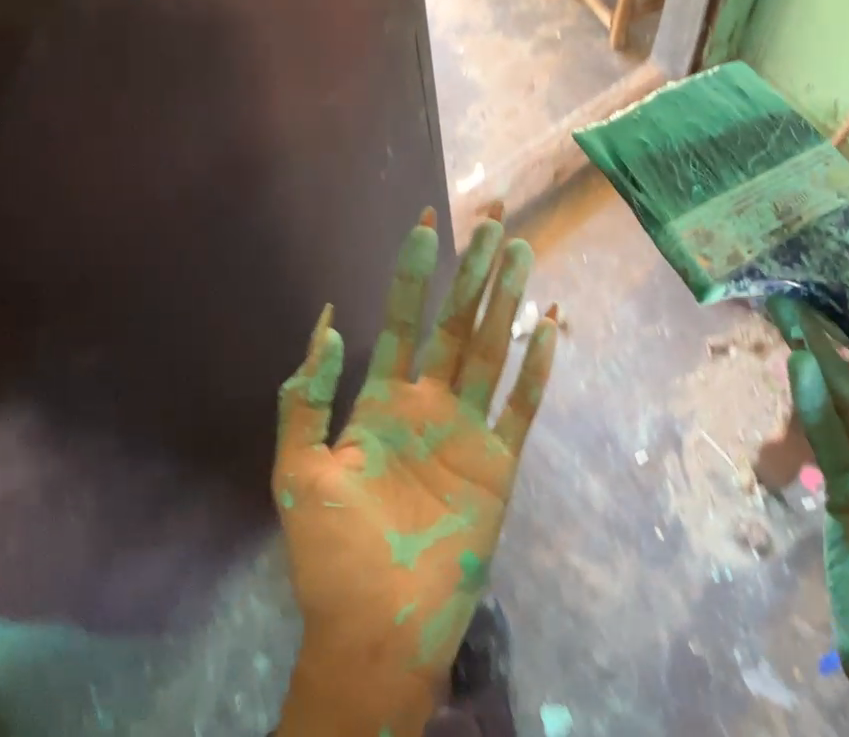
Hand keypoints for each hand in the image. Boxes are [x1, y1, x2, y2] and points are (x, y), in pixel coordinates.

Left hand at [275, 209, 557, 736]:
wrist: (377, 624)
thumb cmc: (332, 553)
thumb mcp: (298, 472)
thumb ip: (305, 400)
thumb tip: (329, 326)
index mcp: (382, 403)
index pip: (403, 321)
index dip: (414, 274)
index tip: (426, 225)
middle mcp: (429, 406)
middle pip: (456, 325)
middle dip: (472, 274)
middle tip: (491, 223)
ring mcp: (468, 432)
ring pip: (492, 352)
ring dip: (508, 304)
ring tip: (521, 255)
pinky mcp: (499, 464)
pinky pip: (523, 407)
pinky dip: (538, 369)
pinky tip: (550, 329)